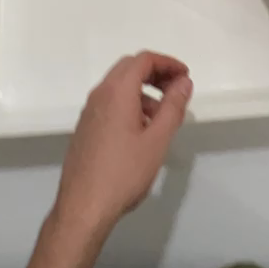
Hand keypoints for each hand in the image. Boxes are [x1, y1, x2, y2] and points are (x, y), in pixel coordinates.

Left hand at [52, 51, 191, 234]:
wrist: (83, 208)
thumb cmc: (124, 173)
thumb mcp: (157, 140)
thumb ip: (172, 107)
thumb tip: (184, 82)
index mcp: (117, 91)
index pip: (143, 60)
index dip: (167, 63)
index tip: (185, 77)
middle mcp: (100, 94)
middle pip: (129, 68)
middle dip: (155, 73)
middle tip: (176, 90)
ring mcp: (89, 111)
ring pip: (119, 86)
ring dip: (143, 90)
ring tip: (162, 117)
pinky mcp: (86, 127)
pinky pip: (110, 102)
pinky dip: (130, 103)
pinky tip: (141, 131)